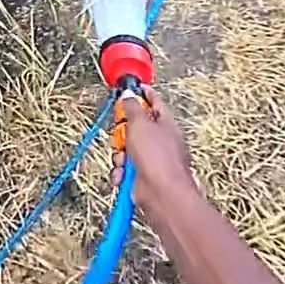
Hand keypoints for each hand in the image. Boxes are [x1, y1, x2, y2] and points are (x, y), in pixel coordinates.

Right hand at [111, 83, 200, 232]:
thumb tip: (129, 94)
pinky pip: (124, 168)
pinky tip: (122, 176)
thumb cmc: (156, 157)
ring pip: (126, 148)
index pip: (154, 102)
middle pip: (135, 126)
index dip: (143, 94)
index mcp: (165, 124)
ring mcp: (152, 159)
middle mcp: (160, 140)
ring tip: (122, 161)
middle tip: (120, 135)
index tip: (130, 88)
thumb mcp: (140, 124)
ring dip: (119, 155)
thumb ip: (132, 107)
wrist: (161, 195)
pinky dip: (120, 172)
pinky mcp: (142, 176)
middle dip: (122, 132)